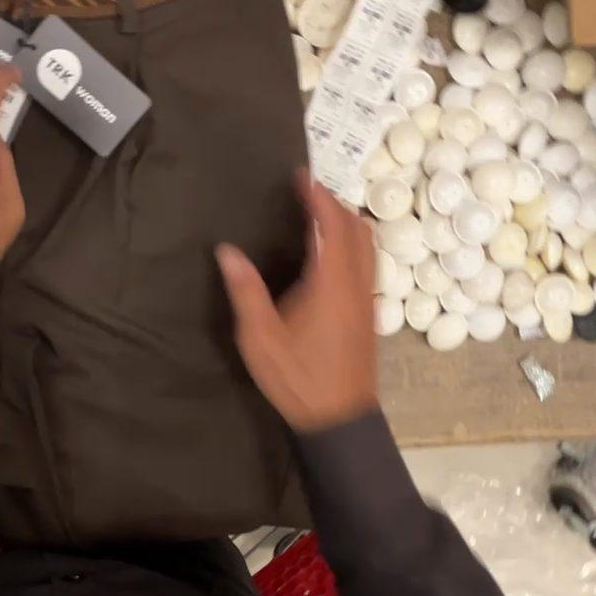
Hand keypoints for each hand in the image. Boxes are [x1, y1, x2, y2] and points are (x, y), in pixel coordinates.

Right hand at [216, 175, 378, 431]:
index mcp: (331, 284)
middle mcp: (356, 284)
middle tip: (308, 192)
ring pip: (368, 246)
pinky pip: (367, 262)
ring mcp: (368, 299)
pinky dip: (353, 243)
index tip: (302, 176)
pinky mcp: (369, 313)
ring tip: (320, 214)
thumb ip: (245, 291)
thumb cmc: (297, 376)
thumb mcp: (260, 337)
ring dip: (347, 223)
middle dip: (335, 204)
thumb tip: (227, 251)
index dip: (318, 197)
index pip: (331, 226)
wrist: (339, 419)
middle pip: (357, 230)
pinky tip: (332, 254)